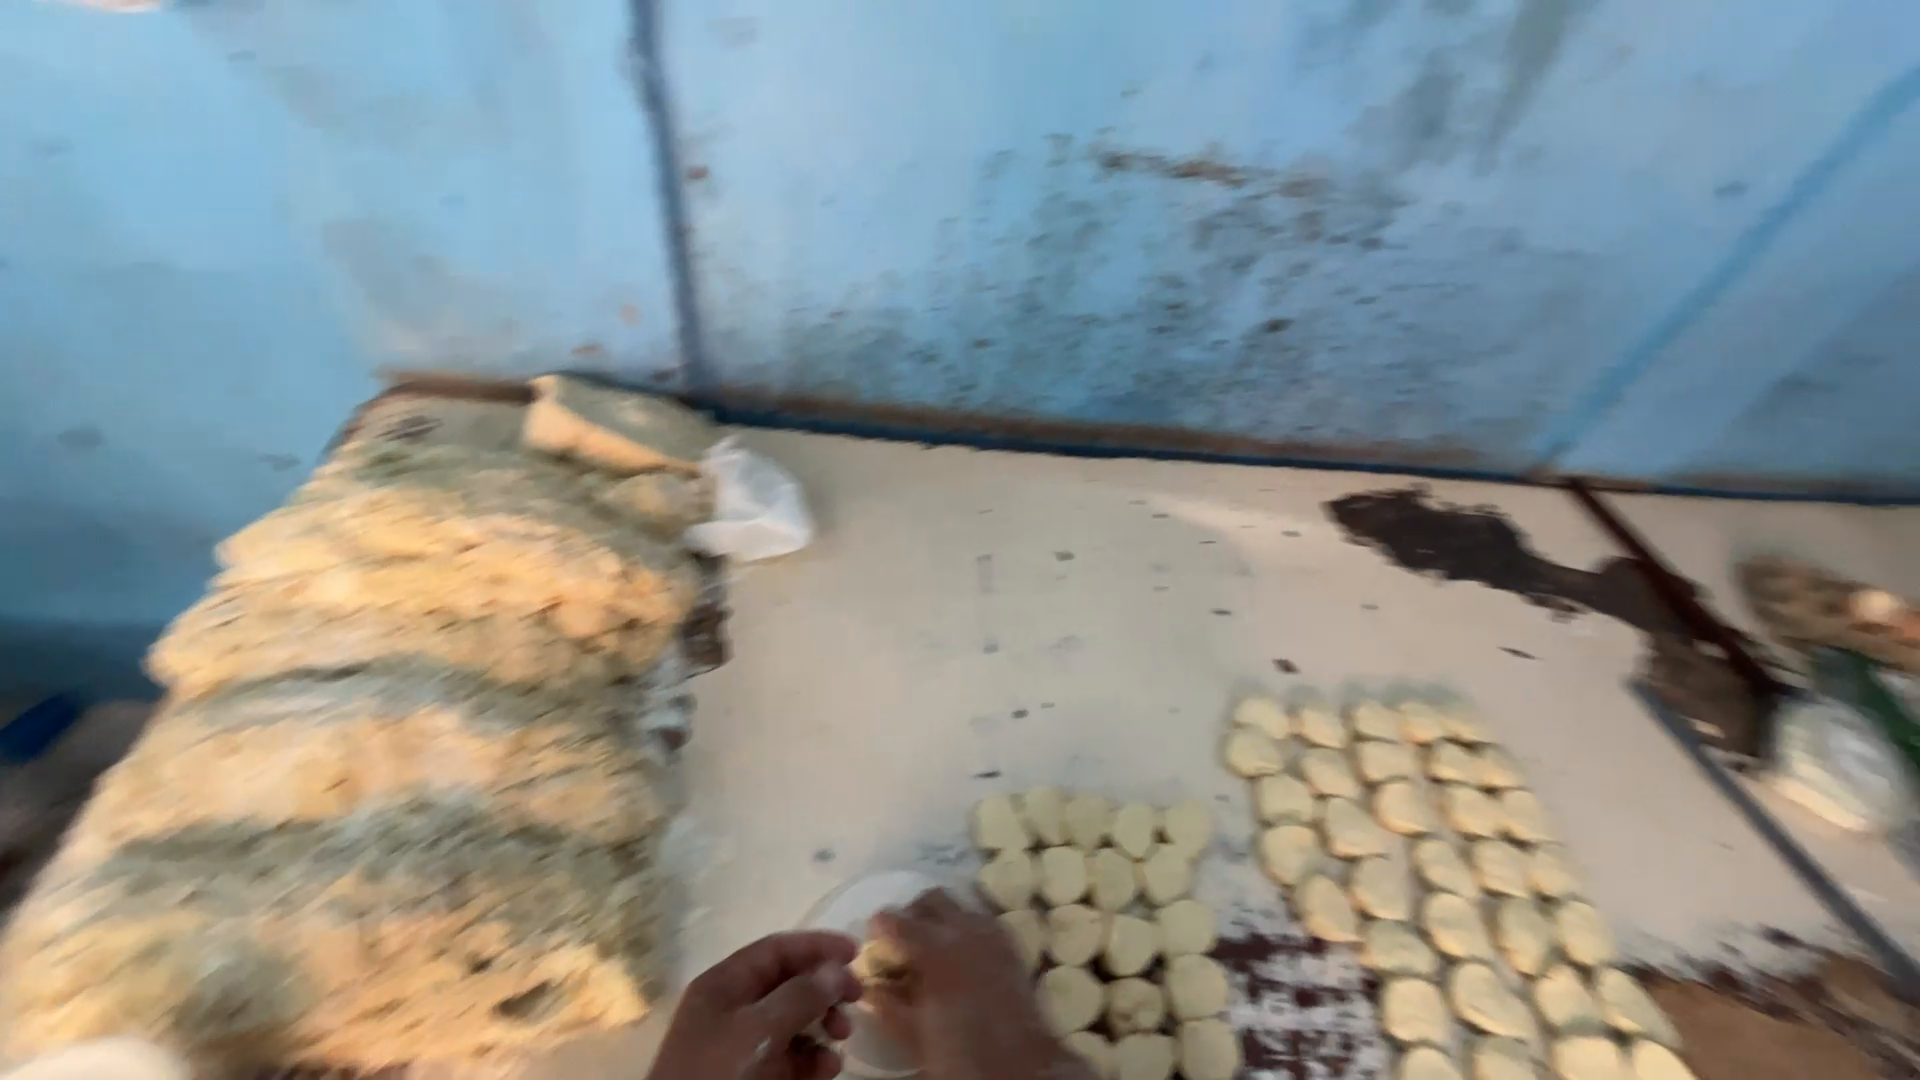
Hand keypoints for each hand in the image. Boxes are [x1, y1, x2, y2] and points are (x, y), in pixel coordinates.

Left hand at [646, 931, 862, 1079]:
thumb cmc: (716, 1076)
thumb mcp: (758, 1031)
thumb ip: (800, 996)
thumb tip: (837, 970)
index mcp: (724, 985)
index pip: (777, 949)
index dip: (817, 946)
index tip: (856, 954)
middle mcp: (732, 1009)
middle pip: (788, 984)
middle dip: (824, 989)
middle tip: (856, 998)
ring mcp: (740, 1048)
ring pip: (792, 1022)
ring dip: (823, 1025)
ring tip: (842, 1037)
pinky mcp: (750, 1079)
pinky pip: (788, 1058)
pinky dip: (811, 1060)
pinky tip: (828, 1069)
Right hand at [867, 890, 1093, 1079]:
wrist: (1019, 1063)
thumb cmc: (961, 1051)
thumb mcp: (913, 1034)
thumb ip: (888, 1005)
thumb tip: (871, 986)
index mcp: (933, 947)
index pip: (896, 919)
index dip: (880, 925)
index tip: (874, 937)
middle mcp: (963, 927)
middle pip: (931, 899)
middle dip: (913, 912)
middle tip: (903, 937)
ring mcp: (990, 931)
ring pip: (959, 903)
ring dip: (942, 915)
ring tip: (933, 942)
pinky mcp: (1010, 941)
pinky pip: (982, 918)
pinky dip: (967, 925)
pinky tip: (963, 950)